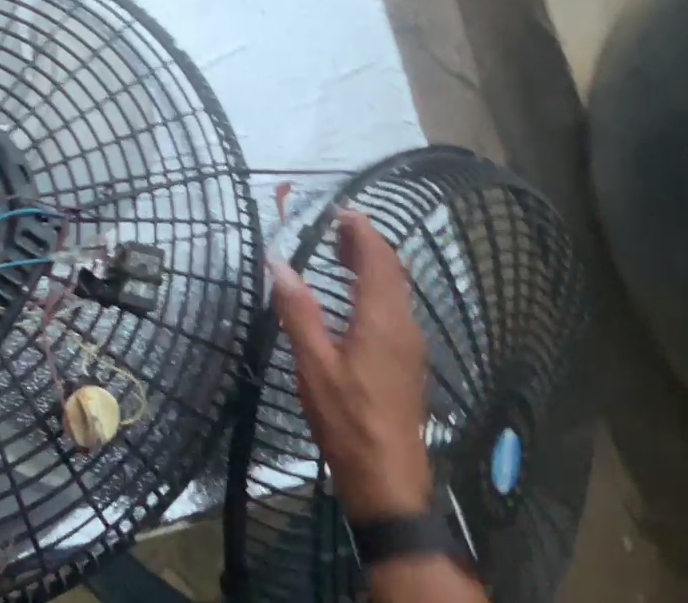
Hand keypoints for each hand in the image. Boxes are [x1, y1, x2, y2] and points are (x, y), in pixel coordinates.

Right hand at [270, 211, 429, 520]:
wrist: (388, 477)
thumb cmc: (347, 418)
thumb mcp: (313, 364)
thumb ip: (297, 310)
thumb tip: (278, 262)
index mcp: (382, 318)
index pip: (377, 258)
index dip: (361, 229)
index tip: (338, 211)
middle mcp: (403, 323)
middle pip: (392, 269)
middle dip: (367, 241)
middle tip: (335, 226)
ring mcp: (410, 343)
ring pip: (396, 288)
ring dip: (373, 264)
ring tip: (341, 253)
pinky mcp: (407, 360)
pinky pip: (395, 306)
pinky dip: (376, 287)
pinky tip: (354, 299)